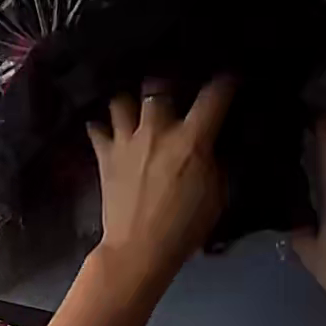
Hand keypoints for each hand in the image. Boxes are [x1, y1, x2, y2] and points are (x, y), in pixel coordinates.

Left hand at [88, 76, 231, 302]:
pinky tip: (104, 126)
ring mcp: (125, 143)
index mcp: (191, 139)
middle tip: (170, 89)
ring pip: (121, 101)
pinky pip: (95, 129)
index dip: (226, 81)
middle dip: (165, 83)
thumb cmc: (185, 225)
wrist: (138, 247)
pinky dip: (99, 125)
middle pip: (157, 86)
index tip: (230, 78)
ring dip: (129, 101)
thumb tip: (214, 141)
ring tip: (134, 106)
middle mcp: (156, 132)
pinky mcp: (104, 157)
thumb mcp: (217, 190)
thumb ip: (215, 158)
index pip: (214, 94)